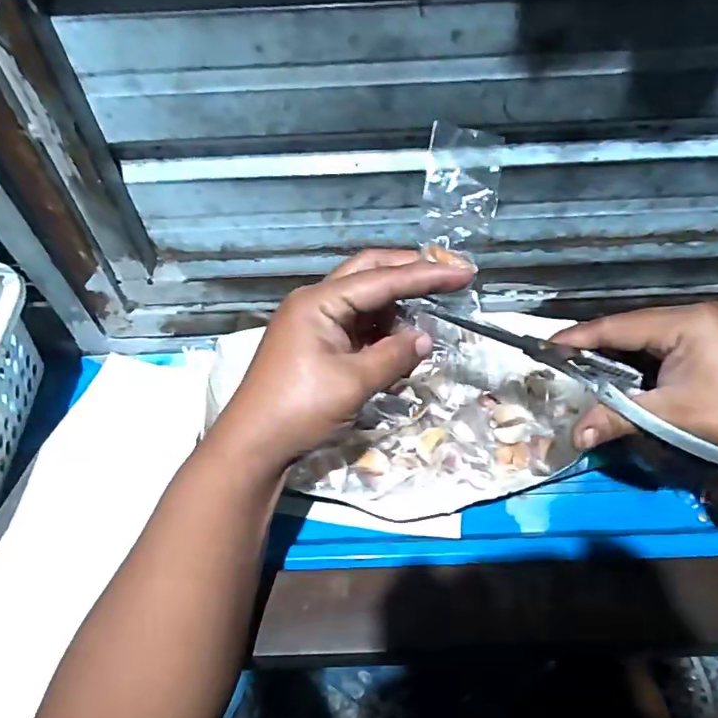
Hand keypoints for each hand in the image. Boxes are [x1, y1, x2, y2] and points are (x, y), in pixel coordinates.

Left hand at [210, 250, 473, 471]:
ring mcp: (310, 324)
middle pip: (368, 274)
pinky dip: (379, 333)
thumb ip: (394, 356)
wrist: (253, 443)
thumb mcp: (353, 383)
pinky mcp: (312, 345)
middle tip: (448, 278)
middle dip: (408, 274)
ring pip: (362, 302)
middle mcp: (313, 303)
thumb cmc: (298, 409)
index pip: (381, 278)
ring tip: (426, 324)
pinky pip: (353, 327)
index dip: (426, 275)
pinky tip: (399, 346)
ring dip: (395, 309)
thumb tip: (425, 338)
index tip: (464, 274)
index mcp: (318, 302)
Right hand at [552, 302, 717, 467]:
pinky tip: (633, 380)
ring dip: (622, 359)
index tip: (546, 347)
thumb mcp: (674, 415)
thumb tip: (575, 435)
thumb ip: (619, 418)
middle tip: (564, 365)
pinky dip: (645, 364)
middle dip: (597, 348)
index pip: (617, 325)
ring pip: (652, 340)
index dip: (579, 338)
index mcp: (686, 322)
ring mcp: (716, 330)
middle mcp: (700, 318)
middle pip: (633, 329)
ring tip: (591, 374)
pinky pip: (670, 349)